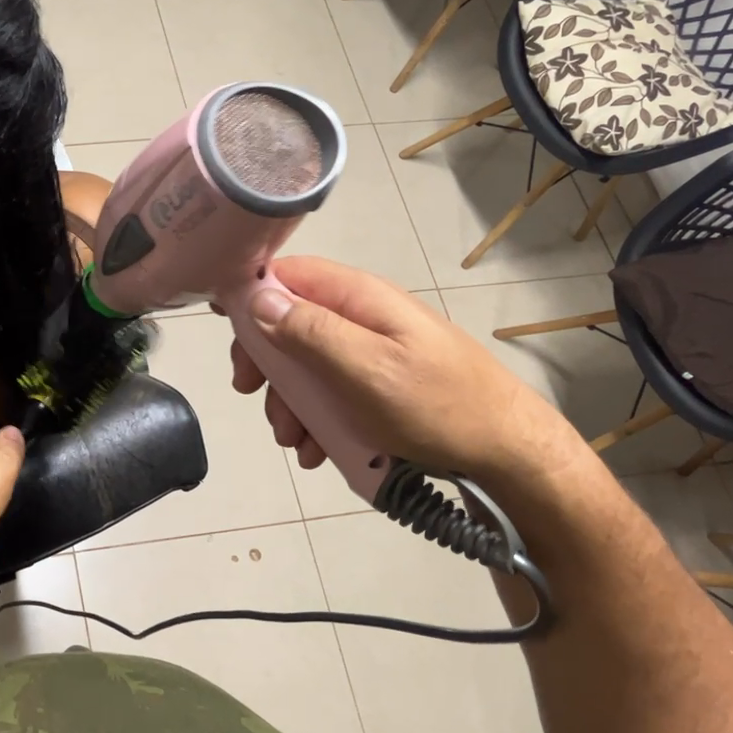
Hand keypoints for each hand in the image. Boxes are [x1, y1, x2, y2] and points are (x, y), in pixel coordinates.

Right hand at [230, 257, 581, 484]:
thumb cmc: (438, 407)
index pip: (287, 275)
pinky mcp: (377, 388)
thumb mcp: (365, 369)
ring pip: (305, 368)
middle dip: (267, 365)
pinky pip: (329, 396)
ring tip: (296, 442)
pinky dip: (316, 422)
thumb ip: (309, 332)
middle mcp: (361, 318)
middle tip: (253, 396)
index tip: (225, 333)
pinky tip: (318, 451)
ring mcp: (370, 354)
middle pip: (289, 325)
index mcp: (359, 298)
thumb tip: (256, 297)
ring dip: (289, 404)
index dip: (250, 297)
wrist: (508, 456)